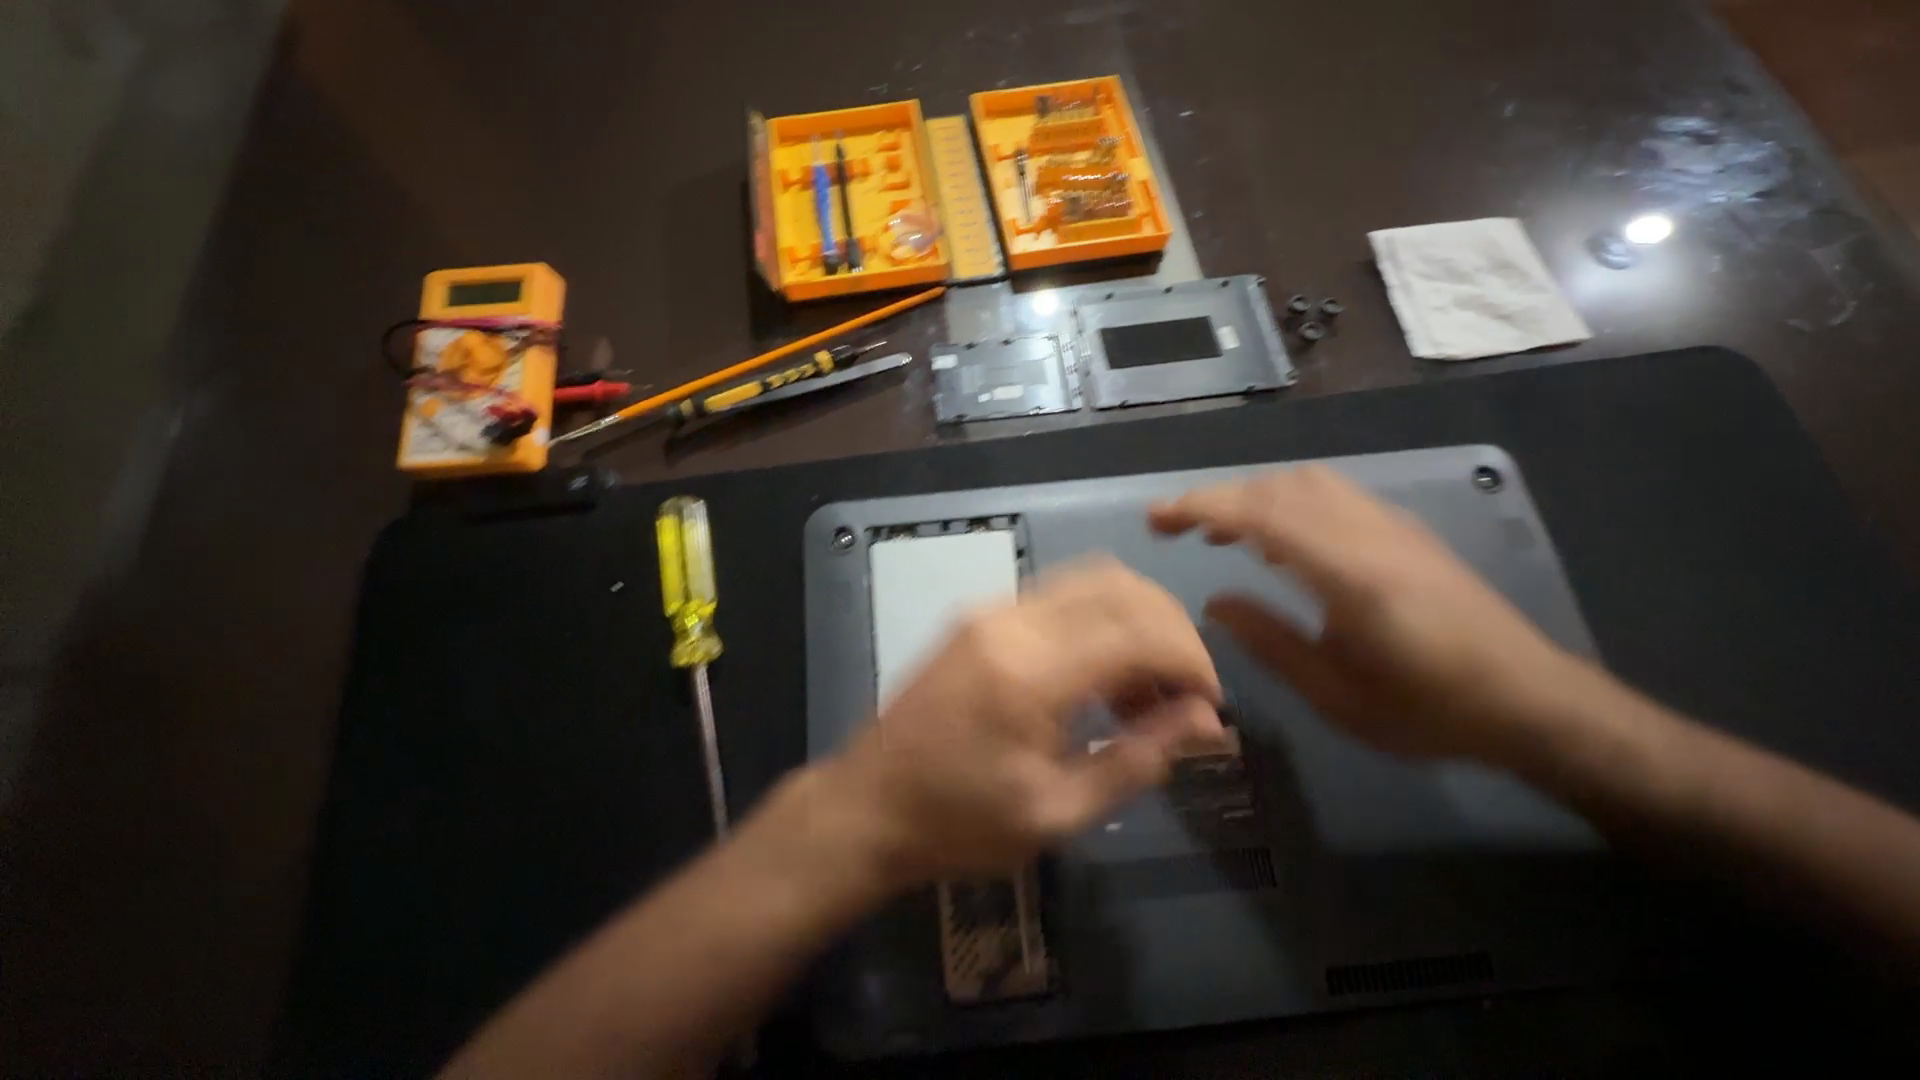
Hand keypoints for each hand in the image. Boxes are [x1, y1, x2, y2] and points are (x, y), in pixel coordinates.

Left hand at [828, 557, 1223, 882]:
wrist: (867, 806)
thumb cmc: (959, 823)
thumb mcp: (1055, 813)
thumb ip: (1135, 760)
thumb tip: (1202, 721)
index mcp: (1030, 671)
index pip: (1139, 631)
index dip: (1191, 660)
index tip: (1211, 707)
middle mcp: (1011, 620)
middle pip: (1122, 587)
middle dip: (1172, 631)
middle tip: (1189, 693)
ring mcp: (990, 610)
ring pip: (1092, 581)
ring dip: (1137, 622)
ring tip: (1149, 693)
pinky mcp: (978, 617)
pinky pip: (1059, 597)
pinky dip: (1099, 623)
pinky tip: (1105, 680)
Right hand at [1149, 466, 1580, 759]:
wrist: (1532, 702)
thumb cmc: (1429, 711)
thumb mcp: (1336, 695)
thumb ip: (1269, 642)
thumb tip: (1214, 601)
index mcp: (1350, 574)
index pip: (1262, 515)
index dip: (1201, 507)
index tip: (1157, 519)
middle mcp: (1371, 534)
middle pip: (1281, 486)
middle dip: (1220, 498)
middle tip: (1177, 530)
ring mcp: (1393, 527)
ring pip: (1309, 483)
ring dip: (1256, 497)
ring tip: (1223, 535)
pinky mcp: (1406, 534)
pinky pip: (1334, 497)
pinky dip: (1289, 503)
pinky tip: (1279, 542)